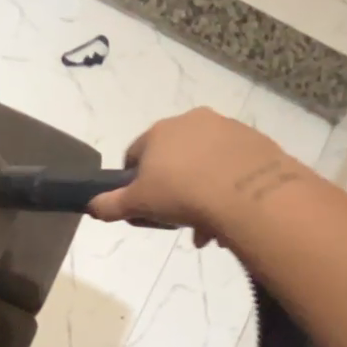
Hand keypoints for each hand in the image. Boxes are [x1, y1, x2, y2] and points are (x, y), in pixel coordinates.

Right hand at [87, 108, 304, 248]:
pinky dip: (224, 188)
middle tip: (172, 216)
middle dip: (170, 188)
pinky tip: (225, 214)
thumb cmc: (181, 194)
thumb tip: (91, 205)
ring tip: (203, 225)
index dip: (133, 182)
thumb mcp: (136, 204)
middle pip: (172, 158)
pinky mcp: (255, 141)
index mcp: (160, 132)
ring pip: (202, 164)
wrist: (247, 194)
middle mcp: (193, 121)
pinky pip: (230, 167)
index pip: (134, 154)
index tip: (140, 204)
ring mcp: (227, 128)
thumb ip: (109, 205)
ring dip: (198, 192)